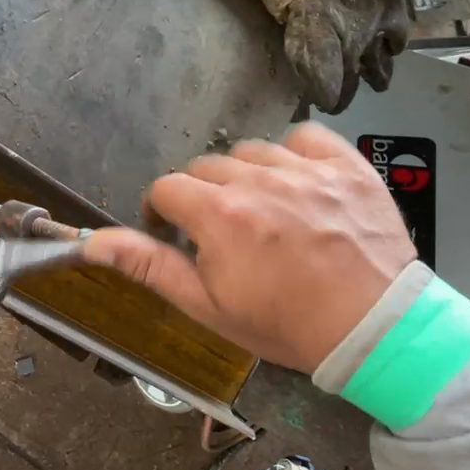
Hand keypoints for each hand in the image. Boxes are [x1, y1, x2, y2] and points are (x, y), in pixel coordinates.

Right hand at [84, 123, 415, 373]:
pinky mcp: (348, 168)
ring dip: (243, 175)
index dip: (162, 212)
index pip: (165, 188)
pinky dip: (293, 153)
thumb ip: (148, 265)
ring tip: (260, 208)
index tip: (175, 235)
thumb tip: (92, 242)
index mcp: (219, 214)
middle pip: (204, 167)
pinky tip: (295, 180)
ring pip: (250, 151)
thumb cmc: (285, 323)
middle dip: (201, 196)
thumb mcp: (205, 304)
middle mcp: (258, 181)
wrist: (377, 332)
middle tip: (220, 231)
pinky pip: (305, 137)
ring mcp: (306, 170)